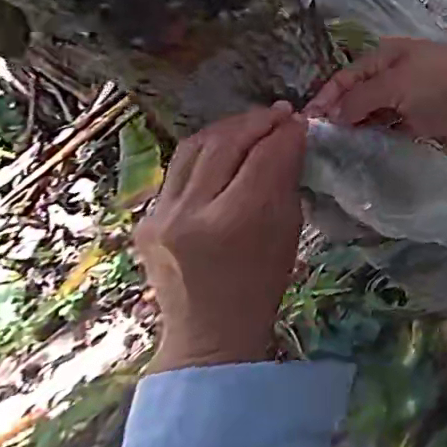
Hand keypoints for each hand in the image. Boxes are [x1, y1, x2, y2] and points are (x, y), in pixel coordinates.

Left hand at [133, 102, 306, 371]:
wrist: (209, 333)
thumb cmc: (262, 285)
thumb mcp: (288, 230)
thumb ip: (285, 180)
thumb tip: (290, 137)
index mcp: (235, 223)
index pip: (264, 157)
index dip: (286, 133)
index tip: (301, 121)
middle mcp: (190, 214)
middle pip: (226, 144)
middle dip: (257, 122)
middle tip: (281, 113)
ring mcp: (160, 216)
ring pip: (195, 147)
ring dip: (228, 128)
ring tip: (253, 123)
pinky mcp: (145, 219)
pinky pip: (178, 169)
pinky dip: (207, 151)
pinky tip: (226, 149)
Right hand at [305, 39, 446, 142]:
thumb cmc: (439, 80)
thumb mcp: (395, 85)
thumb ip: (360, 100)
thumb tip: (332, 116)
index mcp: (383, 57)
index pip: (344, 78)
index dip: (324, 99)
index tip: (307, 125)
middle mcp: (392, 76)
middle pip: (358, 98)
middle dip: (340, 118)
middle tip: (320, 146)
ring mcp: (408, 99)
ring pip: (375, 116)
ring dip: (359, 132)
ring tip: (338, 156)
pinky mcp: (422, 121)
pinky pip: (394, 131)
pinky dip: (380, 141)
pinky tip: (366, 157)